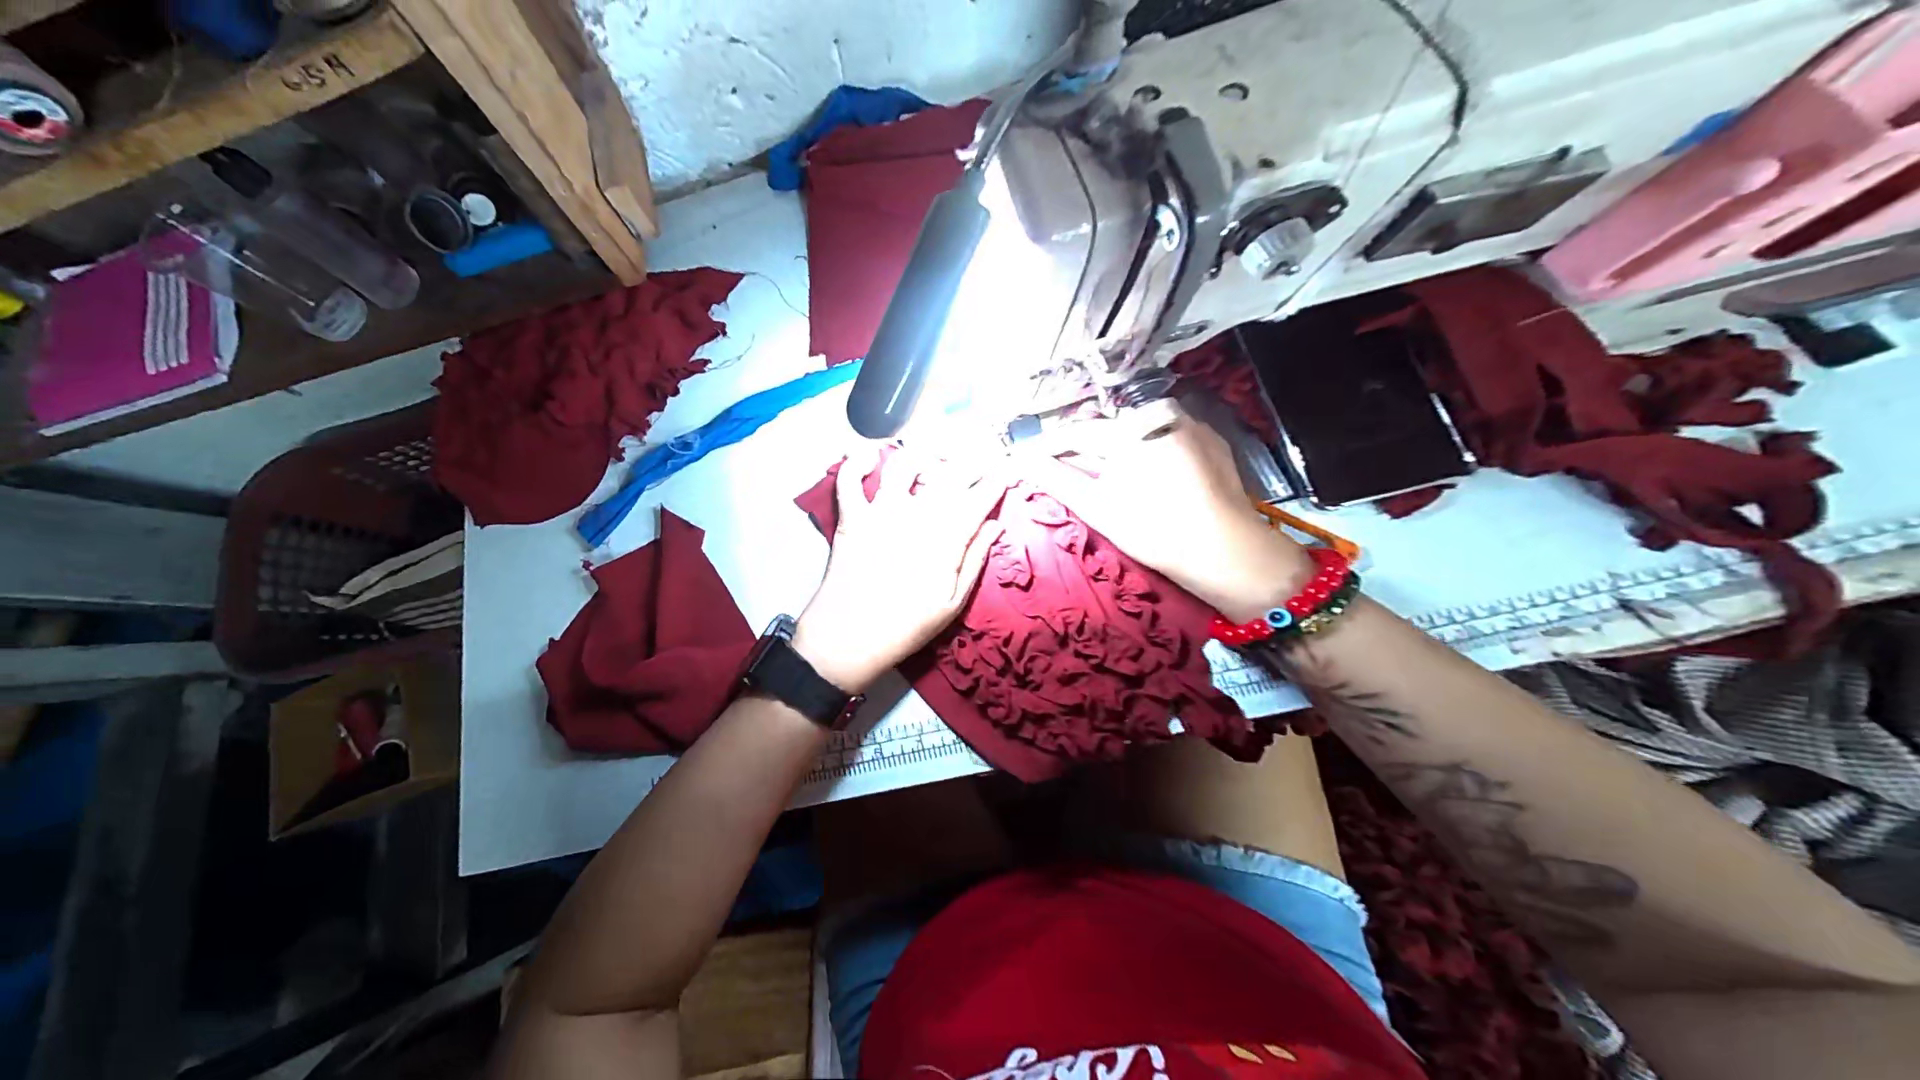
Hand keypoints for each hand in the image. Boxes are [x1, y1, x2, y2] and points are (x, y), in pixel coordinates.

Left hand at [792, 445, 1006, 694]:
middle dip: (970, 461)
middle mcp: (918, 514)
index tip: (1005, 471)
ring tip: (930, 459)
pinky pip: (850, 480)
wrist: (849, 638)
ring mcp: (881, 512)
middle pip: (949, 474)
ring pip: (903, 465)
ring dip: (920, 455)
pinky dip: (857, 463)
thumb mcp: (953, 602)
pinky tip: (868, 458)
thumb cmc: (907, 626)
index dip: (995, 481)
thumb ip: (975, 558)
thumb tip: (994, 525)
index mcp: (948, 537)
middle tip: (979, 457)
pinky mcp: (851, 516)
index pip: (979, 497)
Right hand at [1017, 400, 1311, 621]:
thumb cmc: (1154, 531)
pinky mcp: (1210, 438)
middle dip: (1083, 451)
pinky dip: (1149, 453)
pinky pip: (1166, 438)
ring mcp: (1190, 423)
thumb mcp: (1097, 507)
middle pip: (1107, 431)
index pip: (1076, 432)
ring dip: (1116, 451)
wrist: (1226, 551)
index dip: (1048, 446)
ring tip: (1105, 478)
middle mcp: (1160, 413)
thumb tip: (1021, 459)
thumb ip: (1055, 478)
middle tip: (1064, 472)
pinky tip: (1146, 478)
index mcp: (1129, 428)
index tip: (1027, 455)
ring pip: (1137, 434)